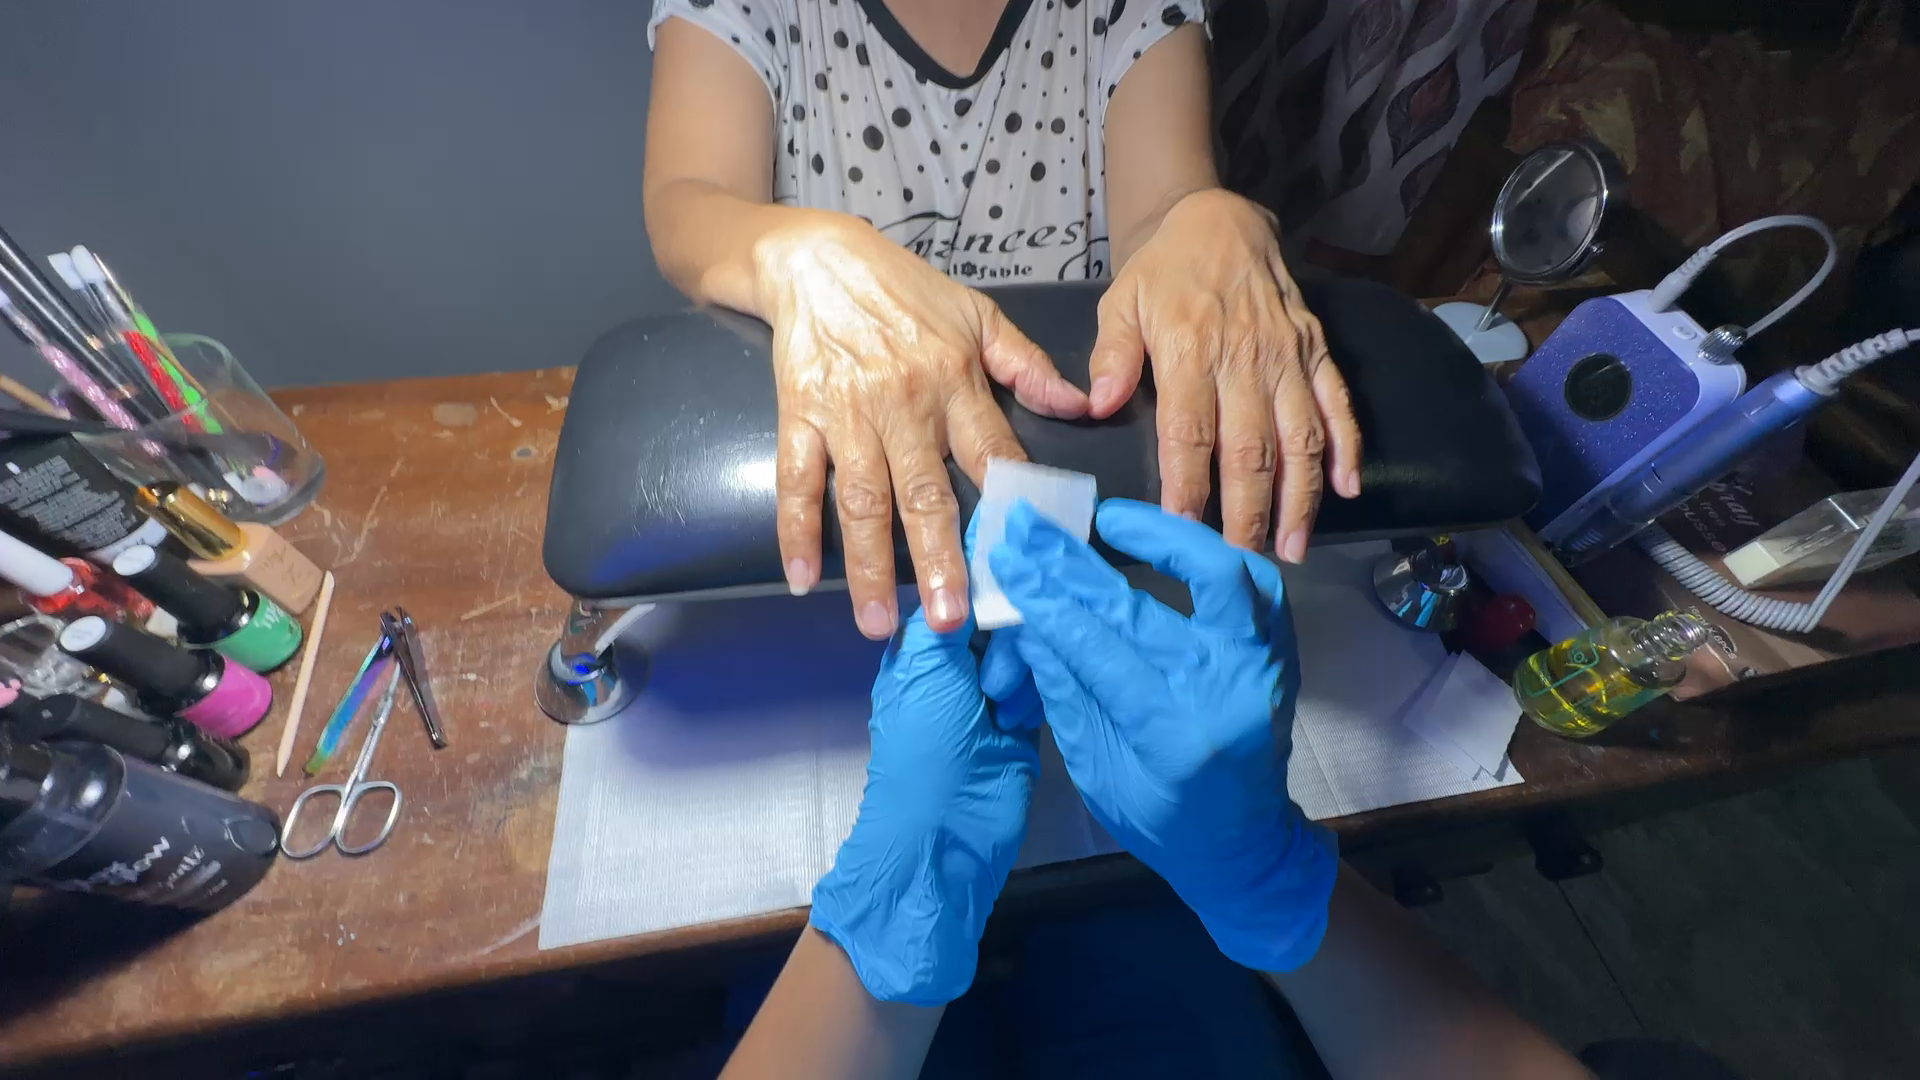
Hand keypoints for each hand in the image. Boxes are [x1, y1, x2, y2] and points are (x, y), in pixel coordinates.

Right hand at [755, 214, 1088, 638]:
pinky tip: (799, 579)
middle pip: (923, 493)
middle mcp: (903, 408)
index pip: (990, 453)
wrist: (818, 259)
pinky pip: (796, 480)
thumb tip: (1081, 405)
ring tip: (878, 623)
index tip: (1023, 558)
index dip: (1010, 505)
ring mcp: (847, 417)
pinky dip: (794, 530)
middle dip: (938, 558)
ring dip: (868, 565)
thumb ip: (1027, 364)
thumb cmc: (905, 291)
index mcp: (955, 383)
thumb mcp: (978, 313)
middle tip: (951, 619)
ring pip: (860, 500)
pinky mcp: (800, 417)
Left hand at [811, 603, 1039, 1004]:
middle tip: (995, 676)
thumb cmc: (925, 742)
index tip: (1025, 565)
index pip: (966, 593)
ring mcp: (997, 689)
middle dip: (1009, 638)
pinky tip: (1021, 718)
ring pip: (1031, 647)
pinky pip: (1047, 681)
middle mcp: (963, 662)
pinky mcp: (1027, 716)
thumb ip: (950, 610)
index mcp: (928, 645)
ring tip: (1003, 709)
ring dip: (1021, 673)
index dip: (992, 581)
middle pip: (1005, 617)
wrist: (947, 828)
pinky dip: (1038, 693)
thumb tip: (974, 560)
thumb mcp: (926, 666)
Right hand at [983, 498, 1335, 971]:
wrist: (1246, 843)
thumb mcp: (1094, 767)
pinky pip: (1255, 582)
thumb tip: (1027, 615)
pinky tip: (1170, 536)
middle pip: (1139, 607)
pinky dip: (1211, 550)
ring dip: (1160, 534)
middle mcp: (1224, 692)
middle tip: (1033, 526)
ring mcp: (1263, 666)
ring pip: (1220, 574)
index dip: (1046, 598)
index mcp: (1170, 735)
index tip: (1008, 557)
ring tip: (1109, 516)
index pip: (1095, 648)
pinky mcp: (1280, 650)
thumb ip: (1063, 687)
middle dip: (1073, 562)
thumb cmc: (1159, 817)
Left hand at [1090, 189, 1361, 563]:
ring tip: (1293, 548)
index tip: (1184, 531)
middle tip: (1243, 562)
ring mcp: (1288, 357)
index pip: (1190, 431)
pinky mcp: (1317, 350)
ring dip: (1300, 497)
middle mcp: (1246, 360)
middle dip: (1248, 511)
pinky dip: (1348, 448)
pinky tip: (1348, 490)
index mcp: (1191, 352)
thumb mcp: (1121, 304)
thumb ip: (1111, 357)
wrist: (1219, 220)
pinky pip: (1338, 404)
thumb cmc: (1161, 274)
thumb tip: (1098, 405)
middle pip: (1250, 448)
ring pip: (1300, 437)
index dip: (1188, 484)